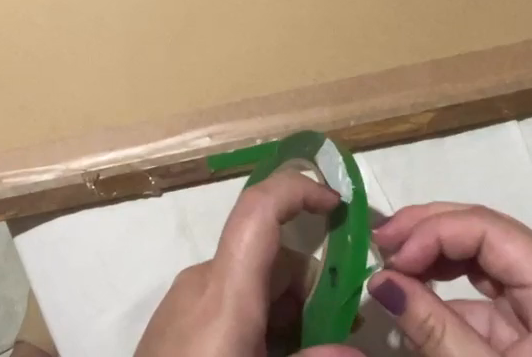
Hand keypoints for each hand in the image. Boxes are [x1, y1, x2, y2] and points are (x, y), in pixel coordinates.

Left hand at [134, 170, 361, 356]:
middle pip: (269, 257)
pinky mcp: (176, 321)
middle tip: (338, 339)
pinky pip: (230, 304)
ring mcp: (185, 300)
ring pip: (252, 284)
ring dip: (288, 315)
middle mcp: (203, 282)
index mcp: (225, 292)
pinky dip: (261, 325)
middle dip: (311, 291)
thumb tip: (355, 349)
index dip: (298, 190)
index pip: (258, 209)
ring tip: (302, 356)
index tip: (339, 204)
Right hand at [365, 203, 531, 356]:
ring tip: (391, 266)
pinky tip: (418, 303)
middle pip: (488, 235)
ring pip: (487, 262)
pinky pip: (492, 302)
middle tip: (378, 243)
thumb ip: (435, 330)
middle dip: (429, 233)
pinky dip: (452, 297)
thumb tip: (381, 280)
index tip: (388, 255)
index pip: (489, 229)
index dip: (433, 231)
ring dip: (436, 259)